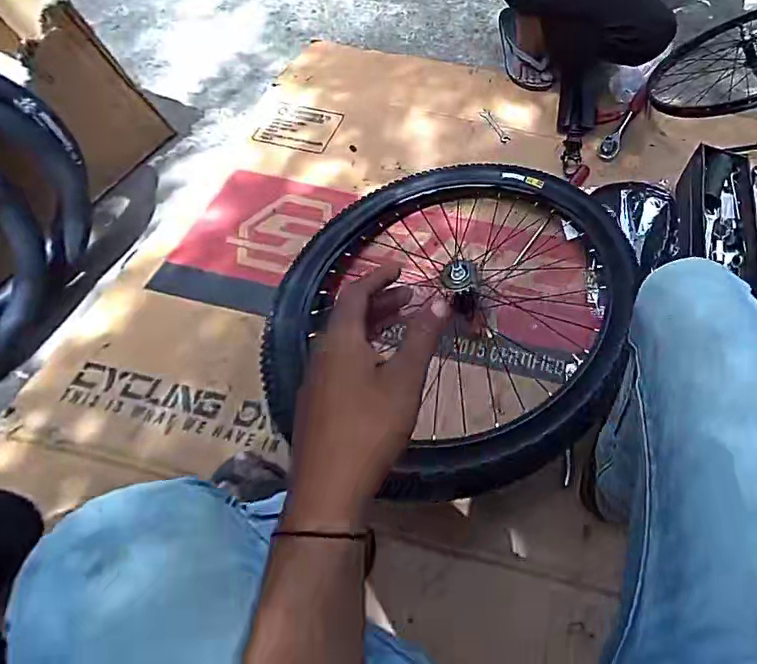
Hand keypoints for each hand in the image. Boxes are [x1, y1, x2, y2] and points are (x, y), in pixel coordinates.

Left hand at [281, 261, 450, 530]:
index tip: (401, 266)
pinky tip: (382, 366)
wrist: (327, 489)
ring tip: (403, 326)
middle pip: (350, 314)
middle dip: (381, 301)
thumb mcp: (404, 380)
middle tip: (411, 297)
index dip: (379, 276)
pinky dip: (364, 347)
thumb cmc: (369, 428)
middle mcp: (322, 350)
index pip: (356, 293)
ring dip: (373, 325)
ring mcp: (316, 377)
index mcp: (339, 339)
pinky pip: (340, 357)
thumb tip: (440, 299)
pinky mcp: (317, 400)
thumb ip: (421, 337)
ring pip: (345, 338)